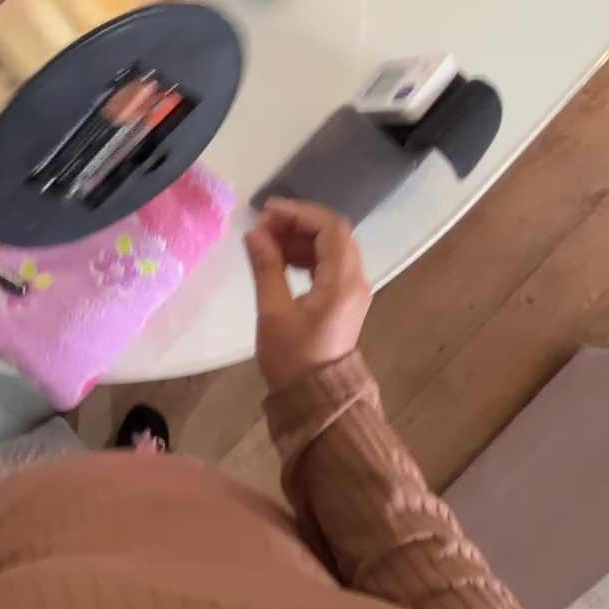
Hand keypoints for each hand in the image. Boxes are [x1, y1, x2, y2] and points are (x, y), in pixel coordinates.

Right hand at [244, 199, 372, 391]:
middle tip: (261, 225)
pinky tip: (277, 258)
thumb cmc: (292, 357)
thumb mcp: (273, 311)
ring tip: (264, 240)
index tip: (266, 211)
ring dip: (299, 239)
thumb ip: (266, 267)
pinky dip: (303, 256)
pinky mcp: (340, 301)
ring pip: (329, 249)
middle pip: (333, 235)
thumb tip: (254, 233)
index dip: (299, 213)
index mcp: (343, 281)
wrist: (314, 397)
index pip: (330, 229)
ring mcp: (350, 291)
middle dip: (297, 223)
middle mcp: (354, 280)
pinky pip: (325, 266)